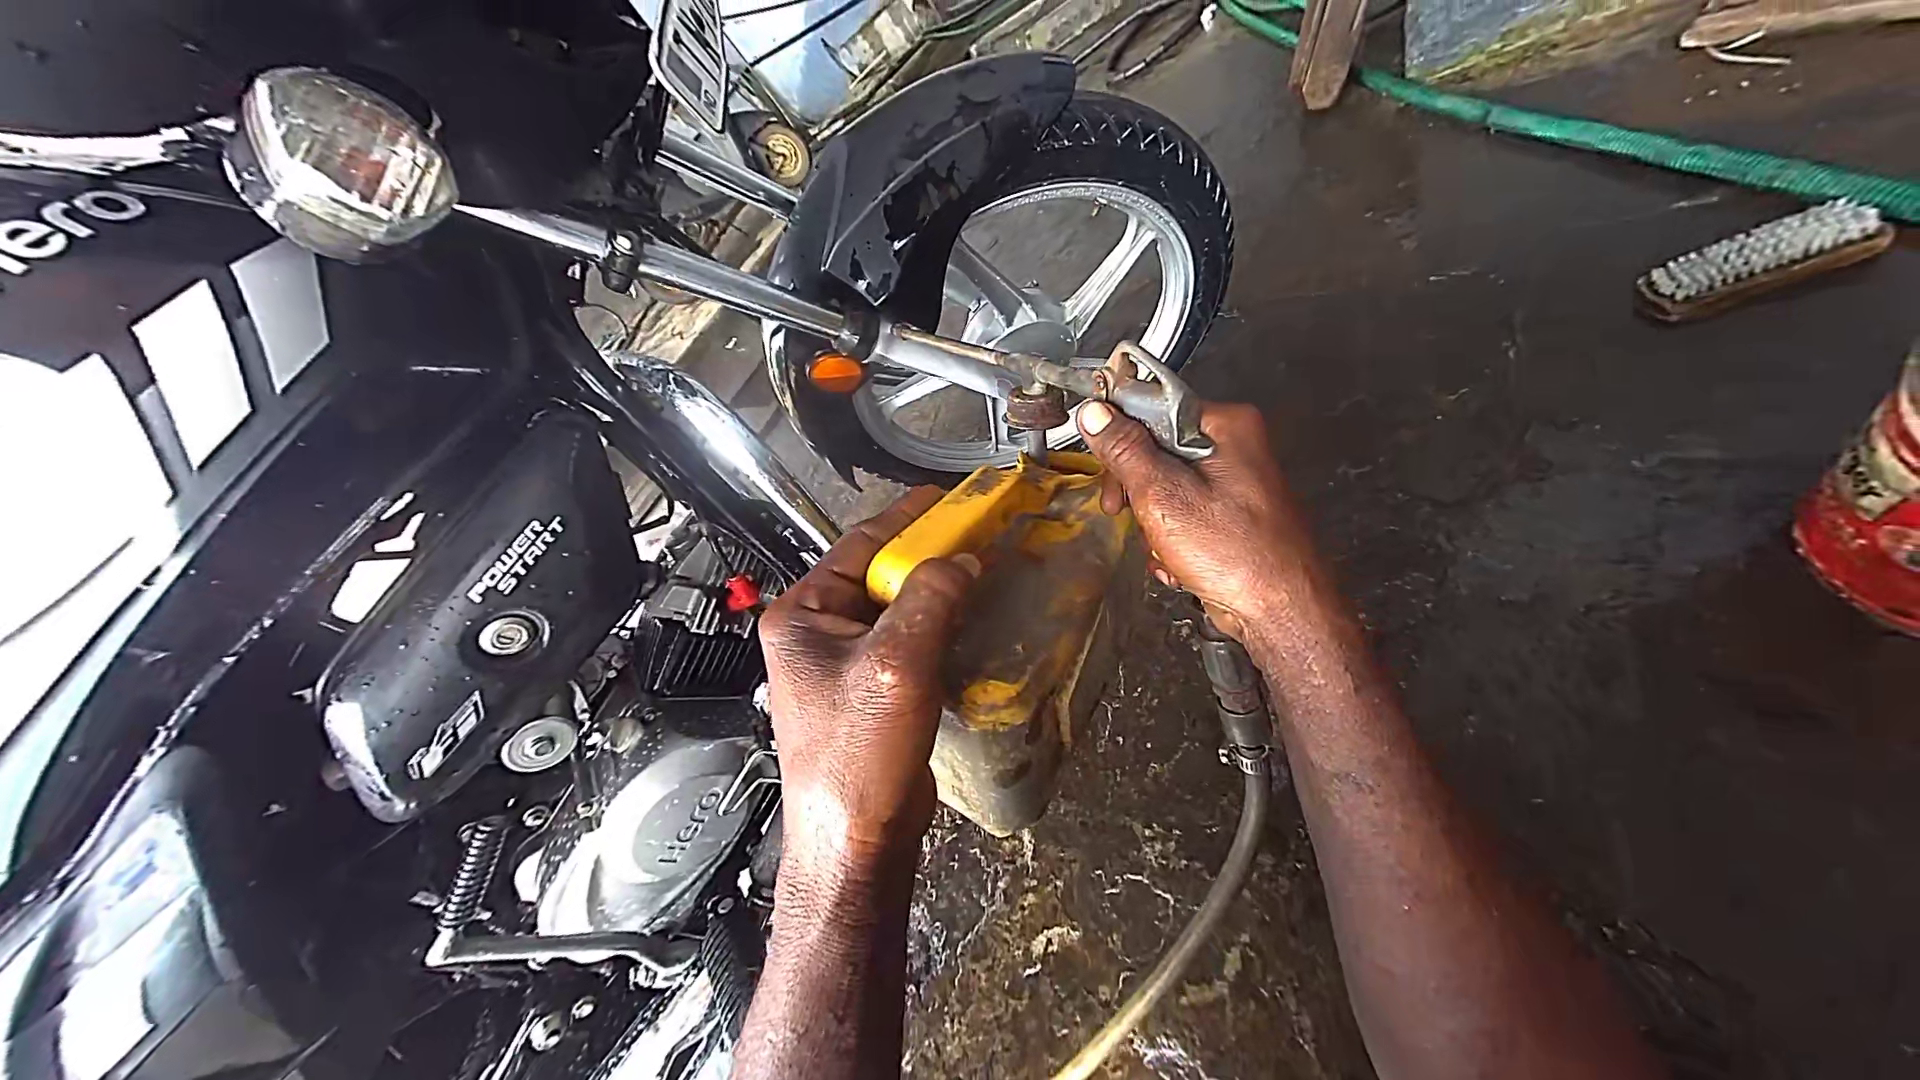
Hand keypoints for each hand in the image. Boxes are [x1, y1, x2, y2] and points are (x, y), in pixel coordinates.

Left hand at [757, 487, 979, 870]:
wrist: (859, 837)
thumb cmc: (856, 757)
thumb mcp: (895, 664)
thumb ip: (928, 600)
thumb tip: (960, 560)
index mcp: (803, 616)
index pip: (858, 546)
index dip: (905, 520)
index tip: (943, 500)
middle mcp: (820, 632)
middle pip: (880, 575)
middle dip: (927, 556)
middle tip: (973, 535)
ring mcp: (847, 661)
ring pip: (898, 608)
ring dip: (937, 590)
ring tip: (979, 568)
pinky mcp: (875, 687)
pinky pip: (909, 639)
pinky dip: (939, 624)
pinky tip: (970, 616)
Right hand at [1075, 399, 1320, 650]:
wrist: (1279, 611)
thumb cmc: (1238, 555)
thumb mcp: (1163, 494)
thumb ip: (1125, 450)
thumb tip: (1097, 415)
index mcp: (1225, 426)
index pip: (1152, 408)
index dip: (1119, 438)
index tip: (1105, 463)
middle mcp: (1233, 447)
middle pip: (1154, 451)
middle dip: (1135, 492)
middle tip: (1126, 510)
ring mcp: (1232, 483)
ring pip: (1163, 488)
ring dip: (1152, 523)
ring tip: (1163, 545)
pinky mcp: (1229, 514)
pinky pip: (1180, 514)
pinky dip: (1170, 539)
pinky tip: (1177, 560)